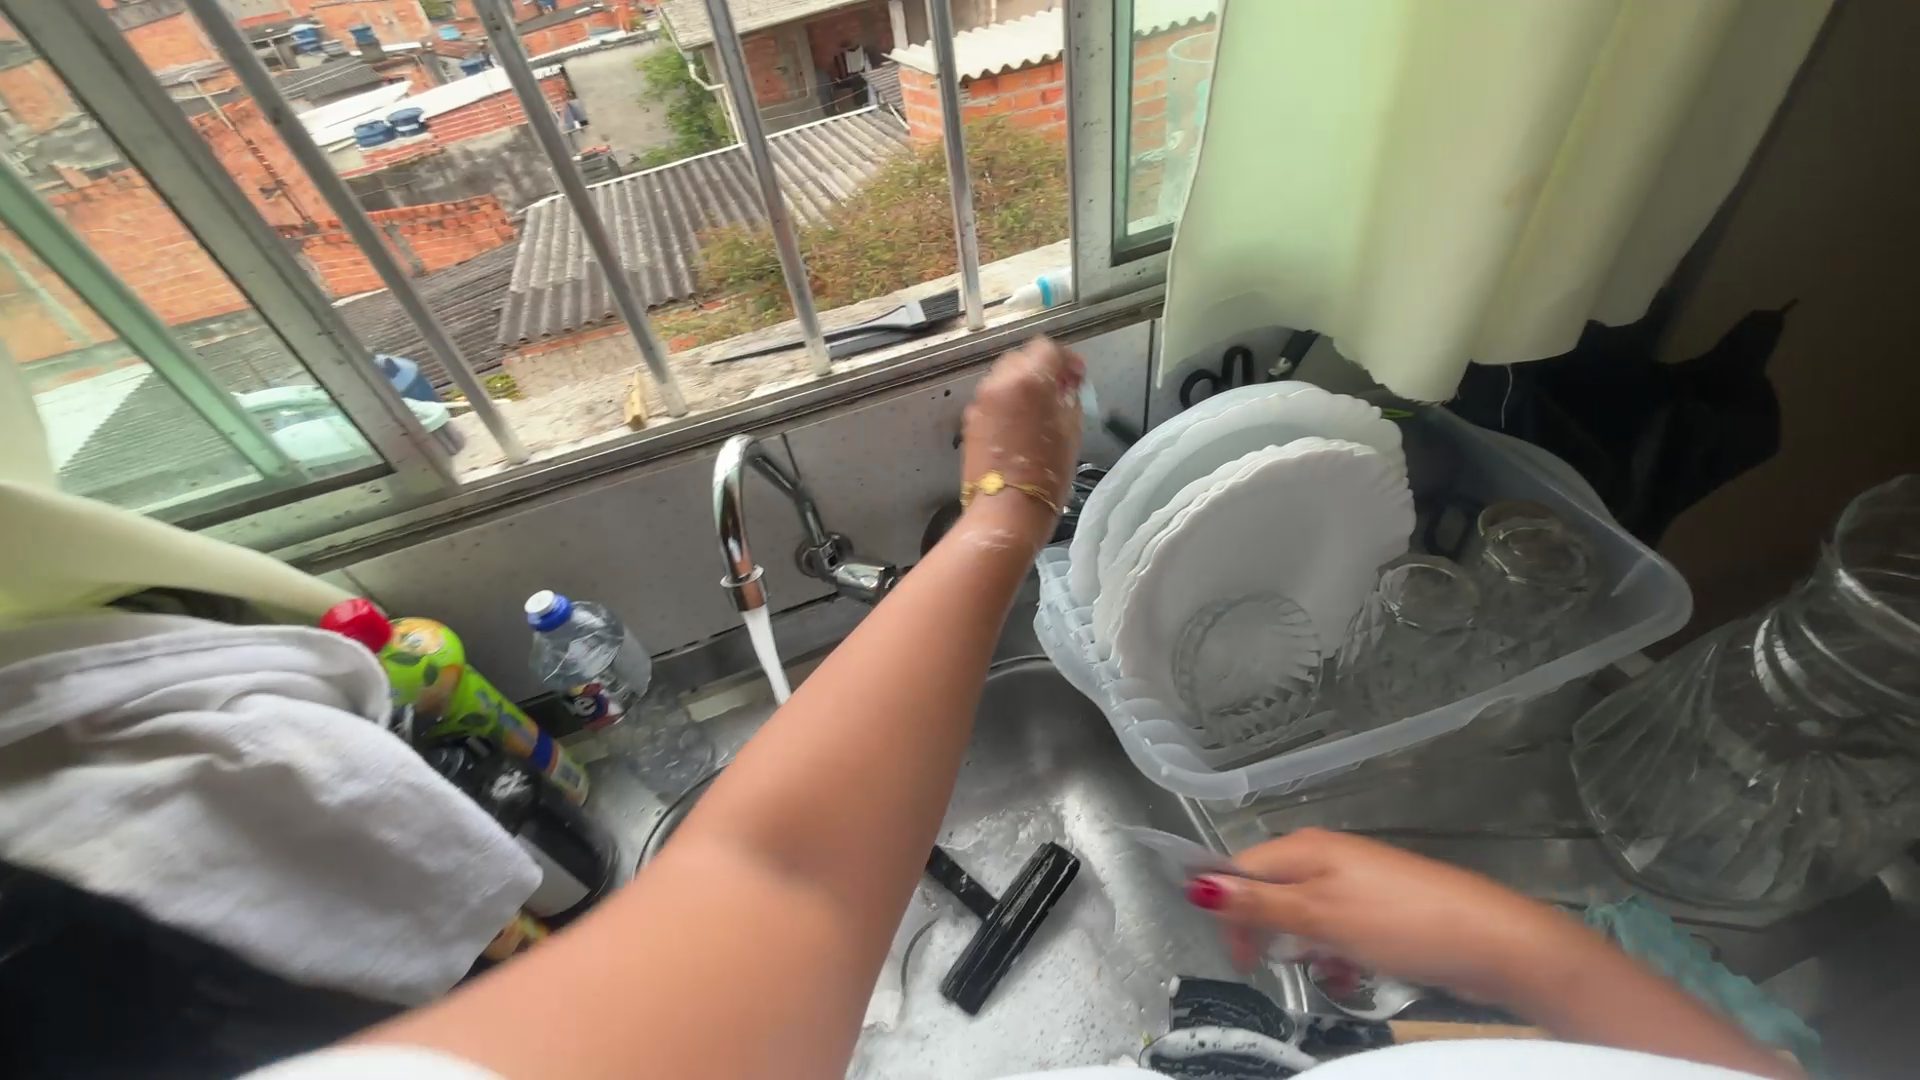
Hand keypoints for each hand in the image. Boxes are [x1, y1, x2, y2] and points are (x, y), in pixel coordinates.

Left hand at [958, 337, 1084, 547]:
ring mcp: (980, 403)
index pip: (1047, 349)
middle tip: (1059, 392)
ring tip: (1039, 412)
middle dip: (1041, 370)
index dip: (1066, 360)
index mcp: (1028, 380)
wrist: (1006, 509)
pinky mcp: (970, 422)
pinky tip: (1020, 427)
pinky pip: (992, 402)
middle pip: (1022, 359)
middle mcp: (999, 384)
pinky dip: (1007, 405)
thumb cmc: (1046, 474)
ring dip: (1022, 387)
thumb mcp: (1071, 431)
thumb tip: (1064, 389)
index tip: (1076, 377)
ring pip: (1003, 380)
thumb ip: (1068, 399)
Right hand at [1187, 828, 1599, 1004]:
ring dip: (1305, 949)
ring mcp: (1353, 880)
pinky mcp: (1379, 906)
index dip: (1230, 912)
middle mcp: (1322, 856)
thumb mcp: (1319, 918)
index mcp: (1303, 848)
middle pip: (1270, 892)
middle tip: (1284, 969)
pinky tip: (1349, 975)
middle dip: (1270, 933)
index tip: (1241, 958)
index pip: (1240, 870)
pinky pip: (1336, 927)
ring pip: (1303, 915)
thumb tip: (1196, 885)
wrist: (1494, 942)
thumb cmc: (1399, 924)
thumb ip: (1257, 904)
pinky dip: (1334, 952)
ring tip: (1327, 974)